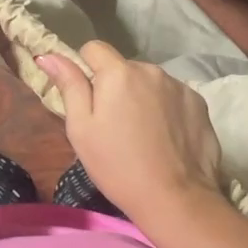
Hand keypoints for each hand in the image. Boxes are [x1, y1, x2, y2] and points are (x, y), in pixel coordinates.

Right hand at [36, 41, 227, 239]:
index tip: (89, 99)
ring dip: (142, 97)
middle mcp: (151, 70)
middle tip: (114, 125)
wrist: (176, 198)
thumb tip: (49, 55)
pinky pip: (173, 96)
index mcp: (119, 73)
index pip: (94, 48)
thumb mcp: (81, 129)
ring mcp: (179, 85)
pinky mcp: (199, 103)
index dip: (86, 69)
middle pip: (124, 68)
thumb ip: (69, 86)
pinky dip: (166, 109)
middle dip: (116, 86)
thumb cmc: (117, 166)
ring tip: (142, 134)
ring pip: (149, 82)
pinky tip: (165, 138)